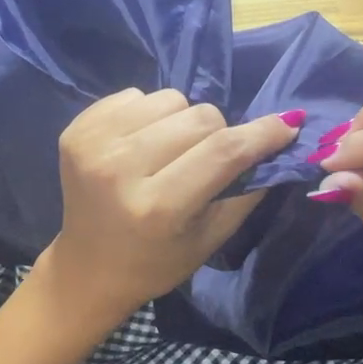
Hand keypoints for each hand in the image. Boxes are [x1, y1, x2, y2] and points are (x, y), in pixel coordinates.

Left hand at [39, 88, 302, 324]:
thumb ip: (247, 190)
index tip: (286, 126)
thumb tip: (281, 140)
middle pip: (199, 117)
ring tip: (169, 152)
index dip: (261, 134)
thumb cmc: (156, 262)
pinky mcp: (76, 130)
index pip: (222, 151)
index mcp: (156, 206)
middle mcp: (119, 169)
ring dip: (181, 120)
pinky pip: (134, 95)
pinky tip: (140, 146)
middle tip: (207, 160)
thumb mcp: (210, 238)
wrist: (87, 269)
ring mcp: (92, 145)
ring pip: (169, 99)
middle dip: (218, 133)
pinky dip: (148, 115)